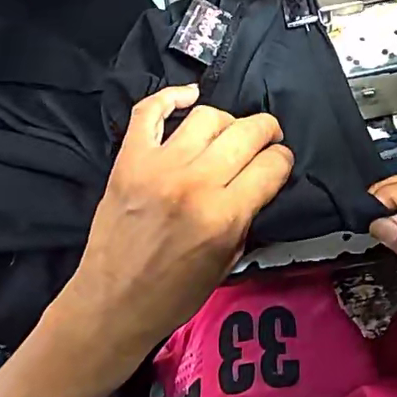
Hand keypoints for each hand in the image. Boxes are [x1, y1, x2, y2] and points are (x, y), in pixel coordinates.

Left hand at [63, 84, 293, 354]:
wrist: (114, 300)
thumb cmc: (173, 293)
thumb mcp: (227, 261)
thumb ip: (246, 215)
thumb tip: (259, 180)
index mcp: (224, 215)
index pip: (272, 165)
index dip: (282, 161)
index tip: (279, 163)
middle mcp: (194, 182)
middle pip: (246, 132)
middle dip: (266, 131)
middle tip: (265, 138)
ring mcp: (158, 166)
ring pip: (206, 116)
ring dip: (227, 120)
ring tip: (228, 132)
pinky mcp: (129, 159)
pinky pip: (149, 111)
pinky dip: (170, 96)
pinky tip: (188, 96)